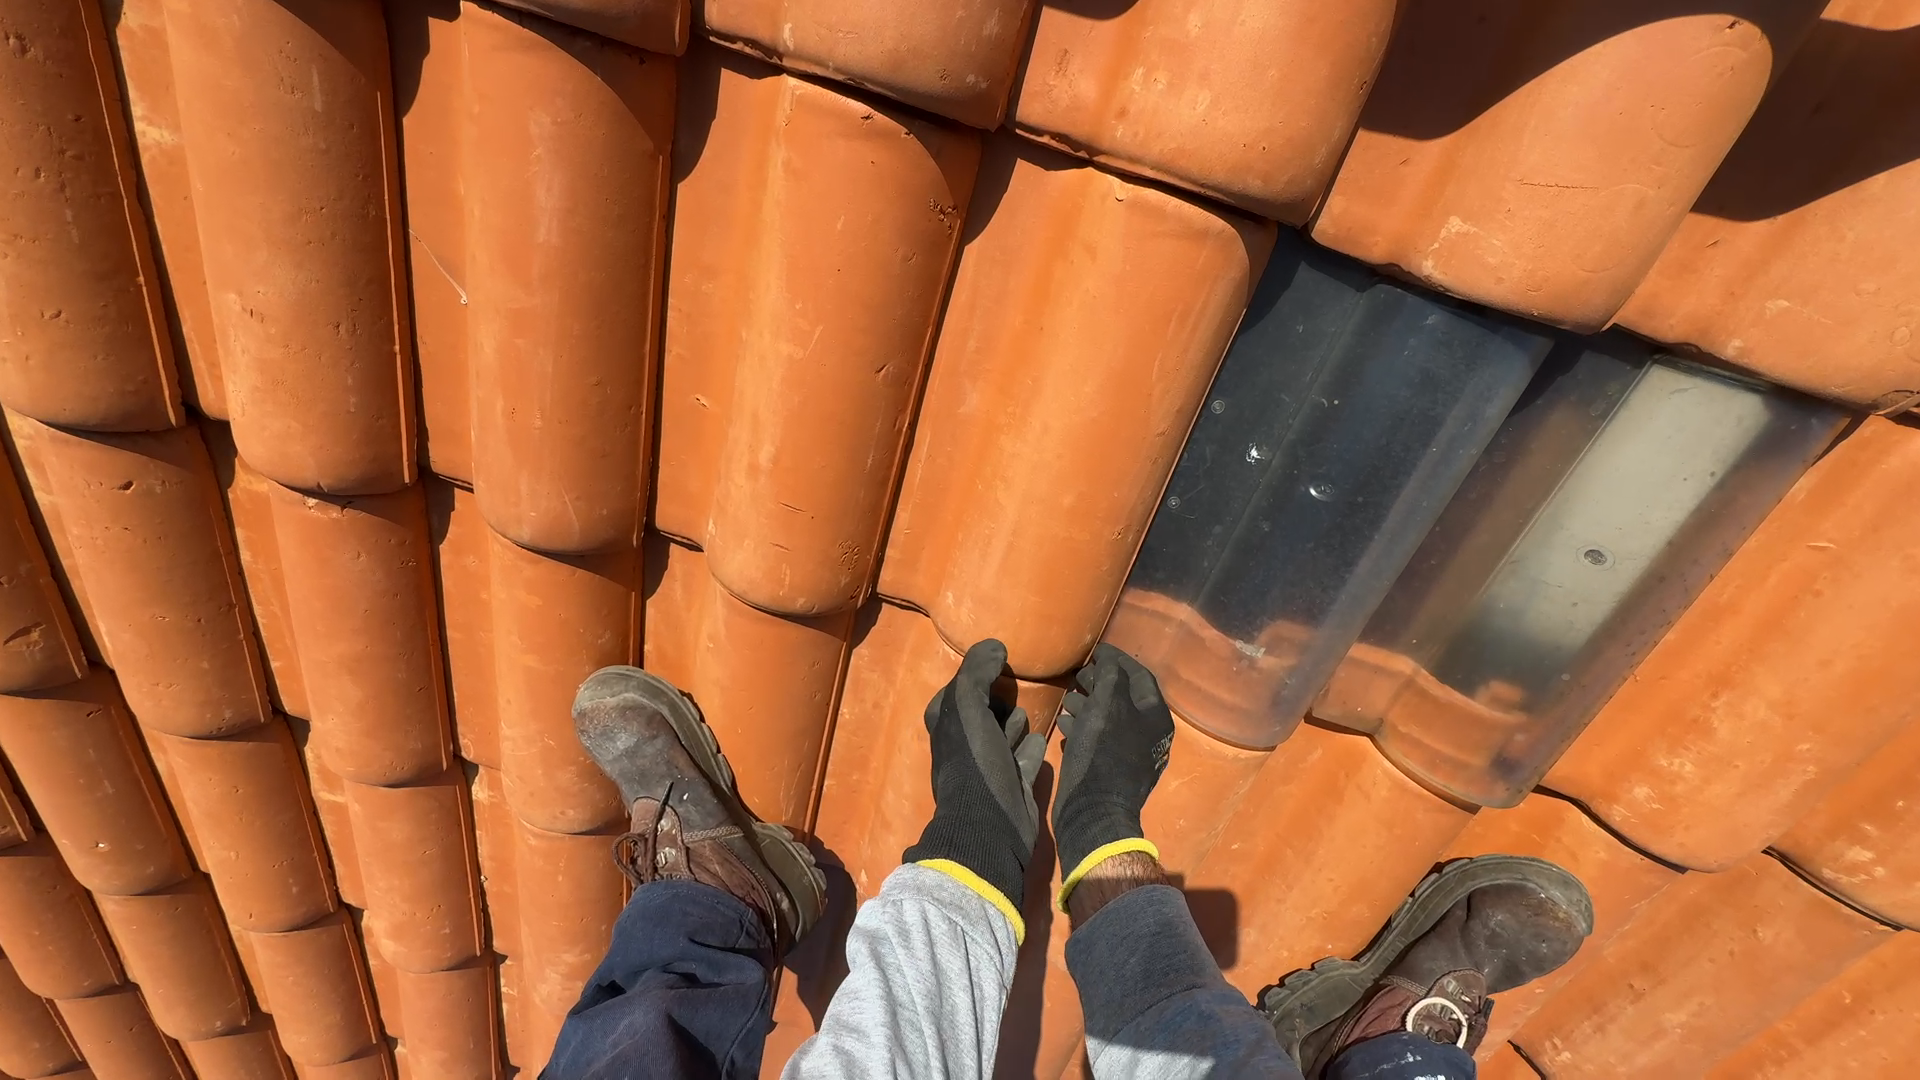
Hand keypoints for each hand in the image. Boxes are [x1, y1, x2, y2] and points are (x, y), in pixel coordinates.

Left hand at [903, 639, 1047, 935]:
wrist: (991, 824)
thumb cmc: (974, 760)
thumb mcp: (967, 706)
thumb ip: (976, 672)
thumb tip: (994, 646)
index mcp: (947, 724)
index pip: (961, 688)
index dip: (977, 674)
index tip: (999, 659)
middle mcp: (967, 743)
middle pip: (987, 709)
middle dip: (999, 699)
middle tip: (1016, 685)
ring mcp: (992, 764)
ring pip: (1008, 732)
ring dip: (1016, 723)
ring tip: (1026, 712)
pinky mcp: (1016, 782)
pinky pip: (1027, 755)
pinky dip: (1032, 746)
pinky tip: (1040, 737)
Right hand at [1053, 644, 1174, 906]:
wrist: (1094, 809)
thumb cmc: (1103, 751)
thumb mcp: (1107, 704)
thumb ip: (1111, 676)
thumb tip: (1108, 659)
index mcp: (1155, 716)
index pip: (1140, 675)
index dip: (1118, 659)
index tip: (1095, 650)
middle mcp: (1148, 734)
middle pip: (1124, 696)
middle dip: (1100, 681)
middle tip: (1078, 675)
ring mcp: (1130, 753)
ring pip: (1110, 717)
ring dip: (1089, 703)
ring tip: (1068, 697)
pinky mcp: (1111, 768)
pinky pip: (1100, 738)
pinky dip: (1083, 725)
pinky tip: (1065, 723)